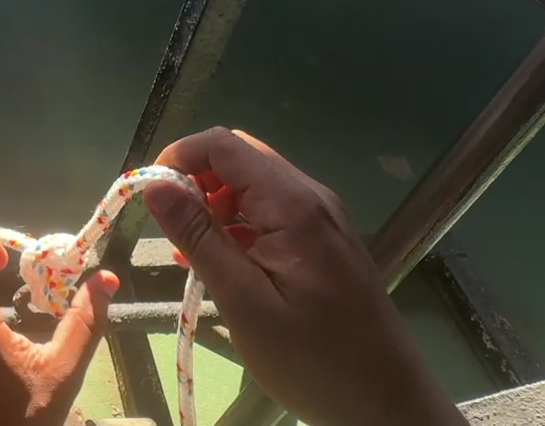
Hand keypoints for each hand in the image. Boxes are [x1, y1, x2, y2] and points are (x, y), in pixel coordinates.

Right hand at [146, 128, 463, 425]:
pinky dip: (239, 221)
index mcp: (292, 203)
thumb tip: (154, 186)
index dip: (179, 157)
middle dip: (195, 179)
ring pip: (254, 181)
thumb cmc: (315, 361)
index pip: (222, 145)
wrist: (392, 412)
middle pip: (239, 156)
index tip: (152, 196)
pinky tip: (227, 261)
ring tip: (194, 252)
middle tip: (172, 225)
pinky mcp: (327, 239)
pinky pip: (272, 208)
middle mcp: (311, 195)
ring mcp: (323, 216)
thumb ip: (198, 237)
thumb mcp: (243, 301)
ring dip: (215, 202)